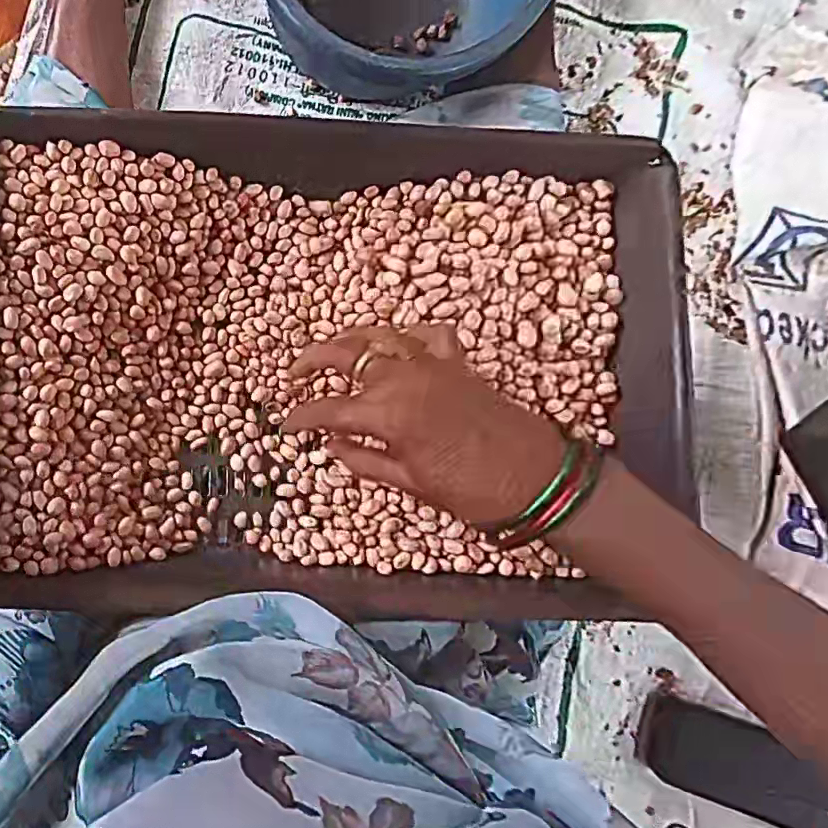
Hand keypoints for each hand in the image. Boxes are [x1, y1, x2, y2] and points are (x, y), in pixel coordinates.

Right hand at [283, 324, 567, 524]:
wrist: (540, 481)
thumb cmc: (472, 491)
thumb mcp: (409, 483)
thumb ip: (363, 459)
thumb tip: (330, 444)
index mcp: (388, 414)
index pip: (327, 409)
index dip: (300, 417)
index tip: (287, 425)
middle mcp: (405, 379)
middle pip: (344, 354)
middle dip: (311, 361)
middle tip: (293, 375)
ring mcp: (433, 365)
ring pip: (380, 336)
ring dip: (350, 340)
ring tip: (333, 351)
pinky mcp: (457, 364)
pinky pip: (426, 336)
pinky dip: (407, 336)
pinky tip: (397, 346)